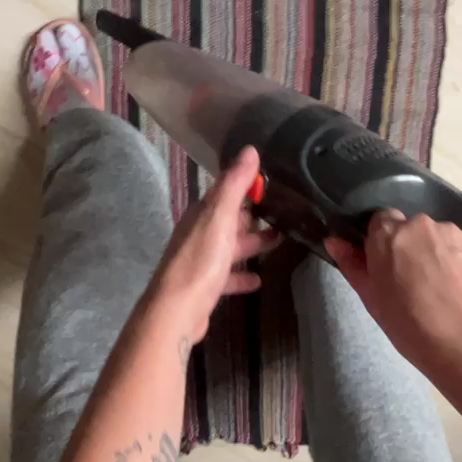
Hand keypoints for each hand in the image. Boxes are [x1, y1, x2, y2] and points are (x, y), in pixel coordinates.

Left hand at [146, 147, 282, 342]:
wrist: (176, 311)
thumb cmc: (200, 261)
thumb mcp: (219, 218)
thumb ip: (234, 185)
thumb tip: (250, 150)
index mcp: (202, 214)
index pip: (227, 192)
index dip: (248, 186)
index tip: (275, 182)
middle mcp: (199, 232)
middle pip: (230, 219)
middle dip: (253, 215)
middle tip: (285, 213)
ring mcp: (200, 260)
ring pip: (230, 246)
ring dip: (251, 243)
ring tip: (280, 241)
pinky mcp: (204, 285)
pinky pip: (227, 275)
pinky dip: (242, 275)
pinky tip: (258, 279)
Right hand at [326, 212, 461, 379]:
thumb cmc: (414, 329)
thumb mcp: (373, 301)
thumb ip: (352, 265)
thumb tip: (334, 240)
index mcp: (388, 235)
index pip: (380, 221)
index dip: (384, 244)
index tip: (389, 268)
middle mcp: (421, 225)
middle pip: (413, 229)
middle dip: (414, 249)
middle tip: (418, 285)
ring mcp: (456, 234)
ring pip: (441, 240)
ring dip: (440, 256)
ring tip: (448, 293)